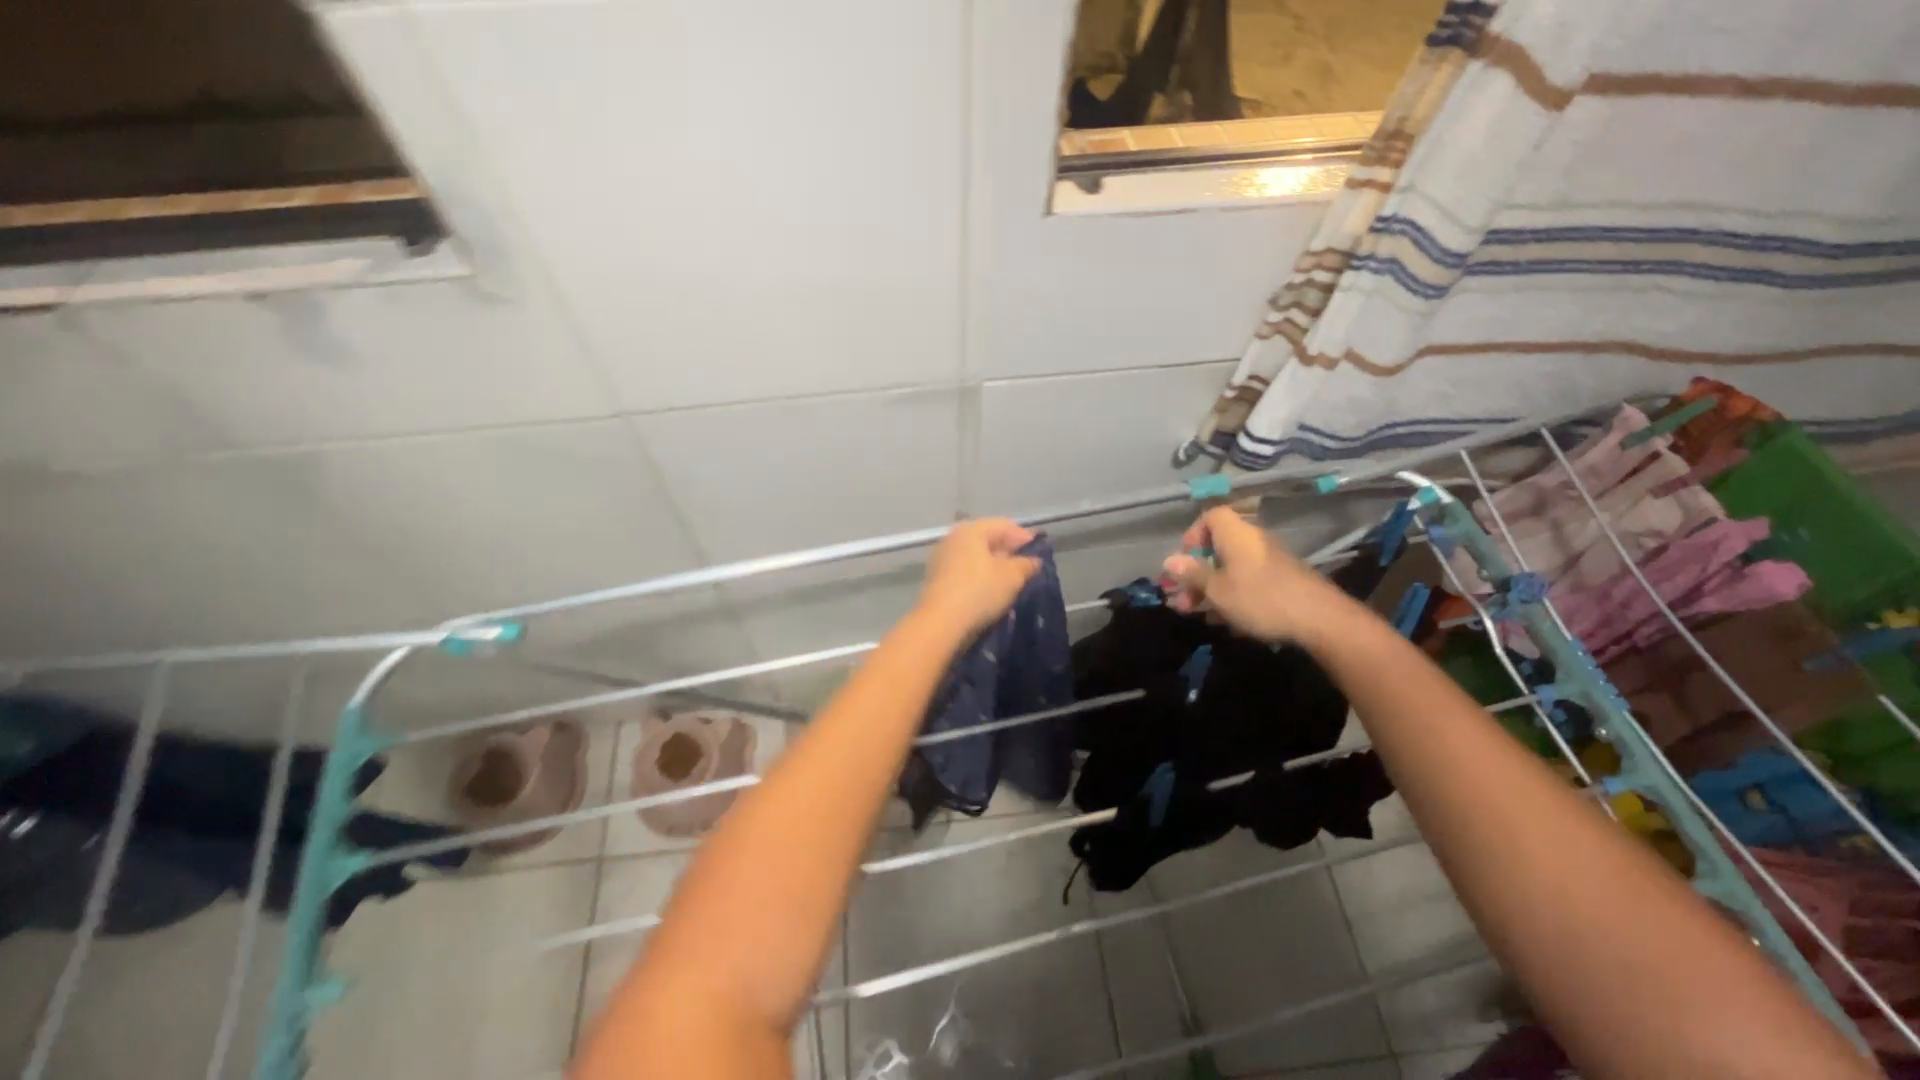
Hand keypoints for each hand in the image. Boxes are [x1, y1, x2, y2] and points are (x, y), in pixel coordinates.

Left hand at [917, 518, 1041, 635]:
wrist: (940, 623)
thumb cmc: (980, 592)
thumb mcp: (1012, 577)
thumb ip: (1026, 564)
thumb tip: (1033, 560)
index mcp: (971, 530)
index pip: (1004, 526)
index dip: (1024, 537)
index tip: (1040, 552)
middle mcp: (953, 538)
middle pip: (988, 540)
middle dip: (1009, 553)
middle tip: (1027, 568)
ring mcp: (942, 559)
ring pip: (976, 557)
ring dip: (995, 567)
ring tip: (1012, 583)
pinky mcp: (937, 579)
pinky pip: (966, 572)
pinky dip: (981, 577)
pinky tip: (992, 592)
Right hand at [1161, 507, 1347, 644]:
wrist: (1318, 618)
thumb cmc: (1260, 598)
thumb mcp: (1218, 589)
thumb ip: (1193, 574)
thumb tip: (1169, 560)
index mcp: (1236, 534)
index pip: (1210, 517)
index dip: (1192, 535)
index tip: (1183, 561)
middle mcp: (1253, 540)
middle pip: (1217, 548)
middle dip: (1196, 574)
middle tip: (1181, 600)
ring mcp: (1270, 560)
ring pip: (1231, 569)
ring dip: (1211, 589)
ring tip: (1197, 614)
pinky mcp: (1282, 580)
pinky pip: (1249, 581)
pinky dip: (1233, 595)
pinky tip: (1226, 621)